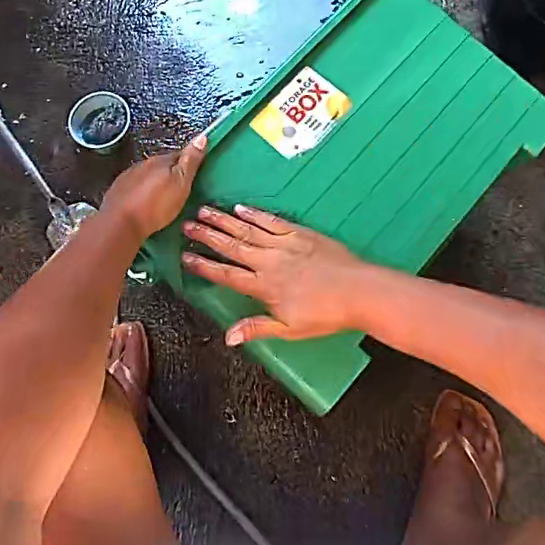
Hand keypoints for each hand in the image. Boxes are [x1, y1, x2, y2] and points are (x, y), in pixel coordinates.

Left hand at [99, 133, 207, 238]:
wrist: (121, 225)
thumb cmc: (154, 207)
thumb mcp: (182, 184)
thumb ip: (191, 161)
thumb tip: (201, 138)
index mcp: (161, 161)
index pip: (180, 156)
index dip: (189, 165)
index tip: (195, 174)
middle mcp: (143, 165)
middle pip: (162, 166)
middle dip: (171, 174)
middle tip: (180, 189)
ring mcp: (128, 177)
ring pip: (147, 176)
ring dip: (155, 184)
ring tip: (163, 200)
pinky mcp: (118, 191)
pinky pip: (134, 188)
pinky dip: (141, 193)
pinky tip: (145, 205)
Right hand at [181, 205, 372, 344]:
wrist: (358, 290)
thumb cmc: (326, 314)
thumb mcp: (290, 329)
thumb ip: (257, 328)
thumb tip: (228, 336)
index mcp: (265, 287)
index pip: (227, 275)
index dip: (205, 266)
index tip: (186, 257)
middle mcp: (270, 262)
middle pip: (232, 247)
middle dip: (207, 236)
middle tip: (187, 226)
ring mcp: (285, 245)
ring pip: (248, 229)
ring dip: (224, 220)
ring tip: (205, 211)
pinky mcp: (300, 233)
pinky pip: (272, 221)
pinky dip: (254, 214)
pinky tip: (240, 208)